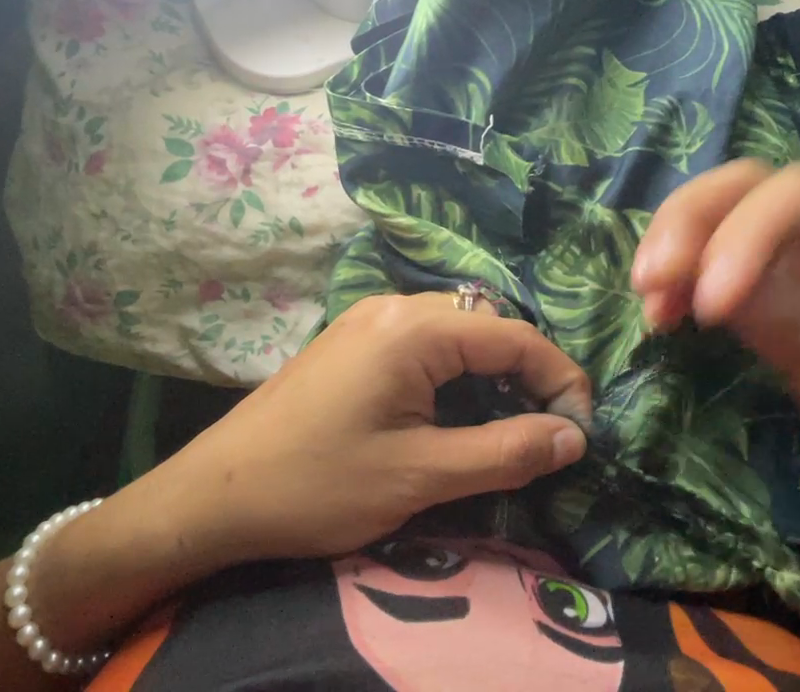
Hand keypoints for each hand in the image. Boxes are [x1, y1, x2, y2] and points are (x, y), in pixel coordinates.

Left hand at [149, 293, 592, 563]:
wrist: (215, 494)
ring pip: (455, 329)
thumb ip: (504, 452)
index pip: (513, 334)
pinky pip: (423, 340)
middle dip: (528, 370)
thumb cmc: (318, 485)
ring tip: (512, 423)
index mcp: (412, 328)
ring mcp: (367, 318)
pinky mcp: (351, 340)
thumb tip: (574, 436)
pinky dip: (455, 370)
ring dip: (492, 370)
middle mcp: (392, 306)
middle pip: (486, 323)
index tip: (584, 430)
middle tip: (550, 429)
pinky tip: (457, 410)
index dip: (559, 377)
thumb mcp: (419, 476)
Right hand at [631, 161, 799, 533]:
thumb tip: (717, 288)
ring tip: (649, 297)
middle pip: (759, 188)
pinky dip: (688, 281)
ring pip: (732, 218)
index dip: (747, 235)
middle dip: (696, 222)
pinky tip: (663, 312)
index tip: (709, 307)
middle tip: (650, 280)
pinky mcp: (795, 298)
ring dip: (681, 245)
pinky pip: (729, 269)